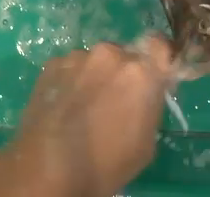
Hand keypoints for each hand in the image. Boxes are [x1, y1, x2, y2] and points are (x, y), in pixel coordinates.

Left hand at [0, 35, 176, 196]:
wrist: (50, 164)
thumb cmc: (106, 162)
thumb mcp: (145, 144)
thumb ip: (150, 105)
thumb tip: (147, 91)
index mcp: (140, 73)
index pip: (159, 44)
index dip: (159, 57)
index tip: (156, 74)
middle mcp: (110, 54)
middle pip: (124, 55)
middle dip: (123, 73)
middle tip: (115, 101)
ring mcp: (78, 55)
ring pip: (96, 60)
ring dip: (96, 76)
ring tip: (85, 106)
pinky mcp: (53, 62)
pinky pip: (71, 67)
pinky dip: (73, 80)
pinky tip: (65, 106)